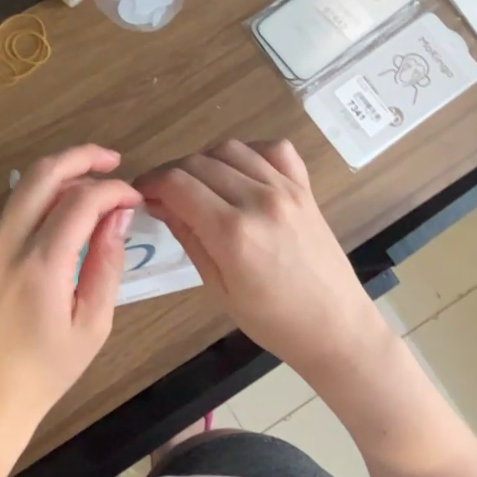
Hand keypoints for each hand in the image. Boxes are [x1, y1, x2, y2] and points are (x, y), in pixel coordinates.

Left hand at [0, 144, 140, 446]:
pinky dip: (40, 199)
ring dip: (59, 176)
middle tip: (113, 161)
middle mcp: (6, 245)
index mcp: (40, 265)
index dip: (113, 189)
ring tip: (94, 186)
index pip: (81, 200)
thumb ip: (107, 264)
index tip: (136, 199)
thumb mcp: (91, 325)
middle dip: (81, 157)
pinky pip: (12, 212)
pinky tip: (64, 215)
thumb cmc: (45, 374)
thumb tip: (119, 215)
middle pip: (42, 174)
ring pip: (22, 188)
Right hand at [136, 140, 390, 381]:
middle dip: (173, 174)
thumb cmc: (272, 321)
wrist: (335, 327)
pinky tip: (241, 174)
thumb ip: (189, 237)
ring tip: (200, 186)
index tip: (141, 194)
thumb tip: (159, 203)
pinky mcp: (305, 188)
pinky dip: (249, 153)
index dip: (151, 183)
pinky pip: (273, 149)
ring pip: (230, 149)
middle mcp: (258, 200)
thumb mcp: (218, 288)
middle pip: (198, 162)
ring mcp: (286, 189)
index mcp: (233, 232)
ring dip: (205, 161)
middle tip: (165, 196)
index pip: (177, 183)